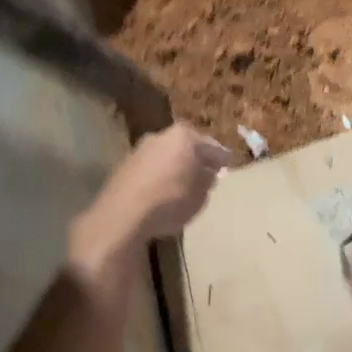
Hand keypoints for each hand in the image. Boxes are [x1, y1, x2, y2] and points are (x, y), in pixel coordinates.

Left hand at [69, 125, 236, 283]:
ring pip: (167, 155)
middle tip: (208, 171)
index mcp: (185, 137)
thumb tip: (208, 174)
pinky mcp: (124, 165)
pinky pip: (152, 167)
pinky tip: (164, 189)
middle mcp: (161, 136)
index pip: (212, 146)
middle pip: (187, 146)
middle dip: (197, 158)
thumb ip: (207, 180)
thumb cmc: (170, 200)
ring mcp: (140, 149)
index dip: (222, 157)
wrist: (122, 215)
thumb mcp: (200, 195)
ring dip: (177, 165)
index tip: (229, 163)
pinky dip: (160, 174)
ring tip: (185, 182)